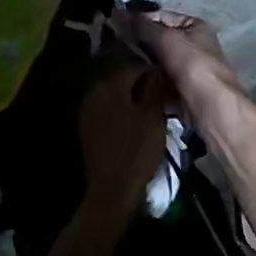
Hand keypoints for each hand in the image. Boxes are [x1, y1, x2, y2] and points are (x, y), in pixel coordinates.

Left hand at [76, 61, 170, 220]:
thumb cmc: (137, 150)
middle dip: (142, 83)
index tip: (170, 84)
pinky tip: (134, 120)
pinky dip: (120, 108)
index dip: (155, 72)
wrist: (112, 190)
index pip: (135, 65)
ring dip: (131, 96)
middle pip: (121, 77)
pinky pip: (106, 107)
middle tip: (163, 96)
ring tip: (151, 108)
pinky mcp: (86, 125)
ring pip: (113, 92)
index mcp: (109, 84)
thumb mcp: (153, 116)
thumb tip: (158, 67)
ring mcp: (86, 108)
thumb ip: (155, 86)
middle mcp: (93, 90)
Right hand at [116, 8, 239, 107]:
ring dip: (141, 66)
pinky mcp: (181, 93)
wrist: (210, 107)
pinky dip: (146, 86)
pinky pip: (158, 85)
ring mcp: (188, 71)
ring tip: (117, 66)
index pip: (161, 16)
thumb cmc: (191, 64)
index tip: (116, 26)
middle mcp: (193, 46)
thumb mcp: (164, 38)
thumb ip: (141, 26)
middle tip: (113, 47)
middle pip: (158, 41)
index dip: (139, 20)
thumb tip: (117, 13)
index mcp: (194, 26)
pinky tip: (129, 85)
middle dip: (138, 45)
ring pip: (157, 64)